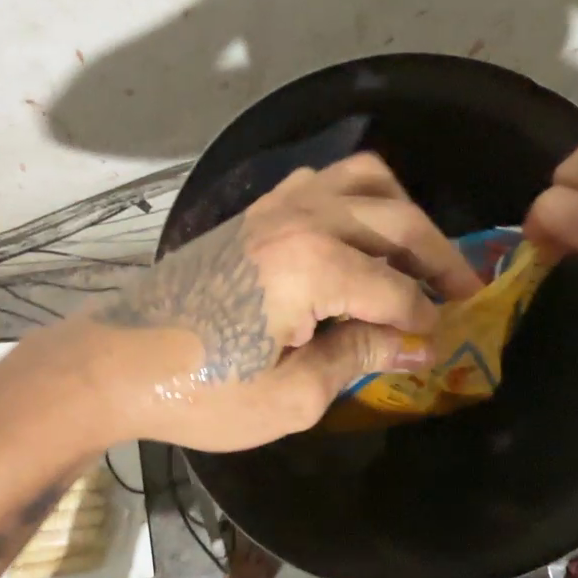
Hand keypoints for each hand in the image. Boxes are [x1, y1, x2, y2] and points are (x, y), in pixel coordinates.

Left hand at [78, 153, 481, 451]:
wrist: (113, 363)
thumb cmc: (200, 392)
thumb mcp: (290, 396)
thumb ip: (357, 357)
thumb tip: (412, 343)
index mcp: (313, 265)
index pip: (395, 290)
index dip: (426, 322)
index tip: (443, 347)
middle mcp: (300, 219)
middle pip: (396, 221)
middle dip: (438, 258)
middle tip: (464, 292)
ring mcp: (273, 208)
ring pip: (363, 181)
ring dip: (401, 215)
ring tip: (417, 256)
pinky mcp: (252, 213)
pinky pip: (322, 182)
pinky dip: (356, 199)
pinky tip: (358, 238)